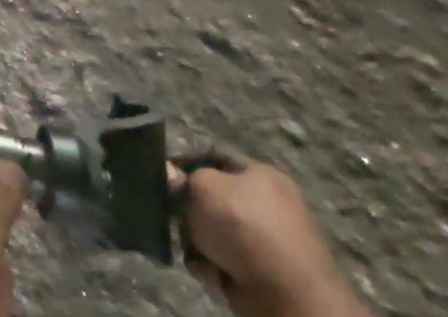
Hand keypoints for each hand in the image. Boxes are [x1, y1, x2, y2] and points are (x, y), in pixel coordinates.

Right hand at [176, 153, 371, 316]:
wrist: (286, 291)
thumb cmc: (242, 225)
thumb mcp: (203, 187)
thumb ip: (182, 177)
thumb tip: (171, 175)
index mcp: (262, 175)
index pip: (215, 157)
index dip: (185, 162)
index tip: (162, 174)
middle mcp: (268, 203)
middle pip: (211, 197)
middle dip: (189, 210)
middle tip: (177, 216)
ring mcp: (267, 239)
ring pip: (212, 230)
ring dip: (196, 240)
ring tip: (195, 250)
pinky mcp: (263, 269)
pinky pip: (223, 257)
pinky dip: (211, 263)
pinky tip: (210, 269)